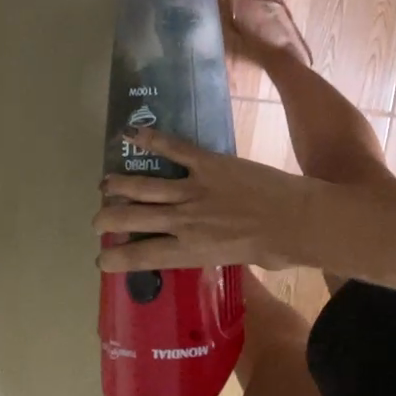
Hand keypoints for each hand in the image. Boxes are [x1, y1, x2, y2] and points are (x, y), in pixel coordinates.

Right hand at [95, 126, 323, 271]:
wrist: (297, 220)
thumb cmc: (276, 249)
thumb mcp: (238, 261)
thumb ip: (215, 253)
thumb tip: (208, 248)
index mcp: (190, 251)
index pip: (142, 256)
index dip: (117, 259)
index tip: (101, 261)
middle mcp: (183, 222)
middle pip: (133, 218)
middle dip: (108, 219)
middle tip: (98, 219)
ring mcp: (194, 189)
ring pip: (145, 186)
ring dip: (120, 184)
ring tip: (104, 185)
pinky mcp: (209, 163)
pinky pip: (175, 150)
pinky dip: (152, 140)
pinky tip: (132, 134)